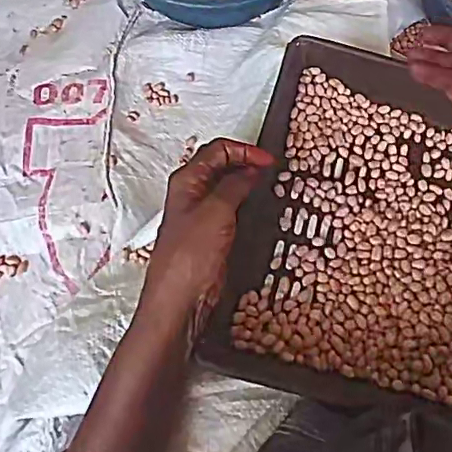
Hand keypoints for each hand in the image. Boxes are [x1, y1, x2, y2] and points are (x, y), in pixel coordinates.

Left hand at [142, 138, 275, 328]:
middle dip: (247, 163)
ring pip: (228, 188)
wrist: (180, 301)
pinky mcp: (212, 235)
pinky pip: (232, 210)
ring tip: (270, 187)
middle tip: (271, 170)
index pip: (218, 150)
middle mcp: (192, 194)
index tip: (268, 160)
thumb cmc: (189, 257)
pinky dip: (248, 204)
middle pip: (222, 166)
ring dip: (249, 184)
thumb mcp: (217, 211)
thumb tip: (250, 171)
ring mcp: (202, 215)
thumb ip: (235, 185)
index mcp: (187, 181)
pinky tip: (261, 210)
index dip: (245, 150)